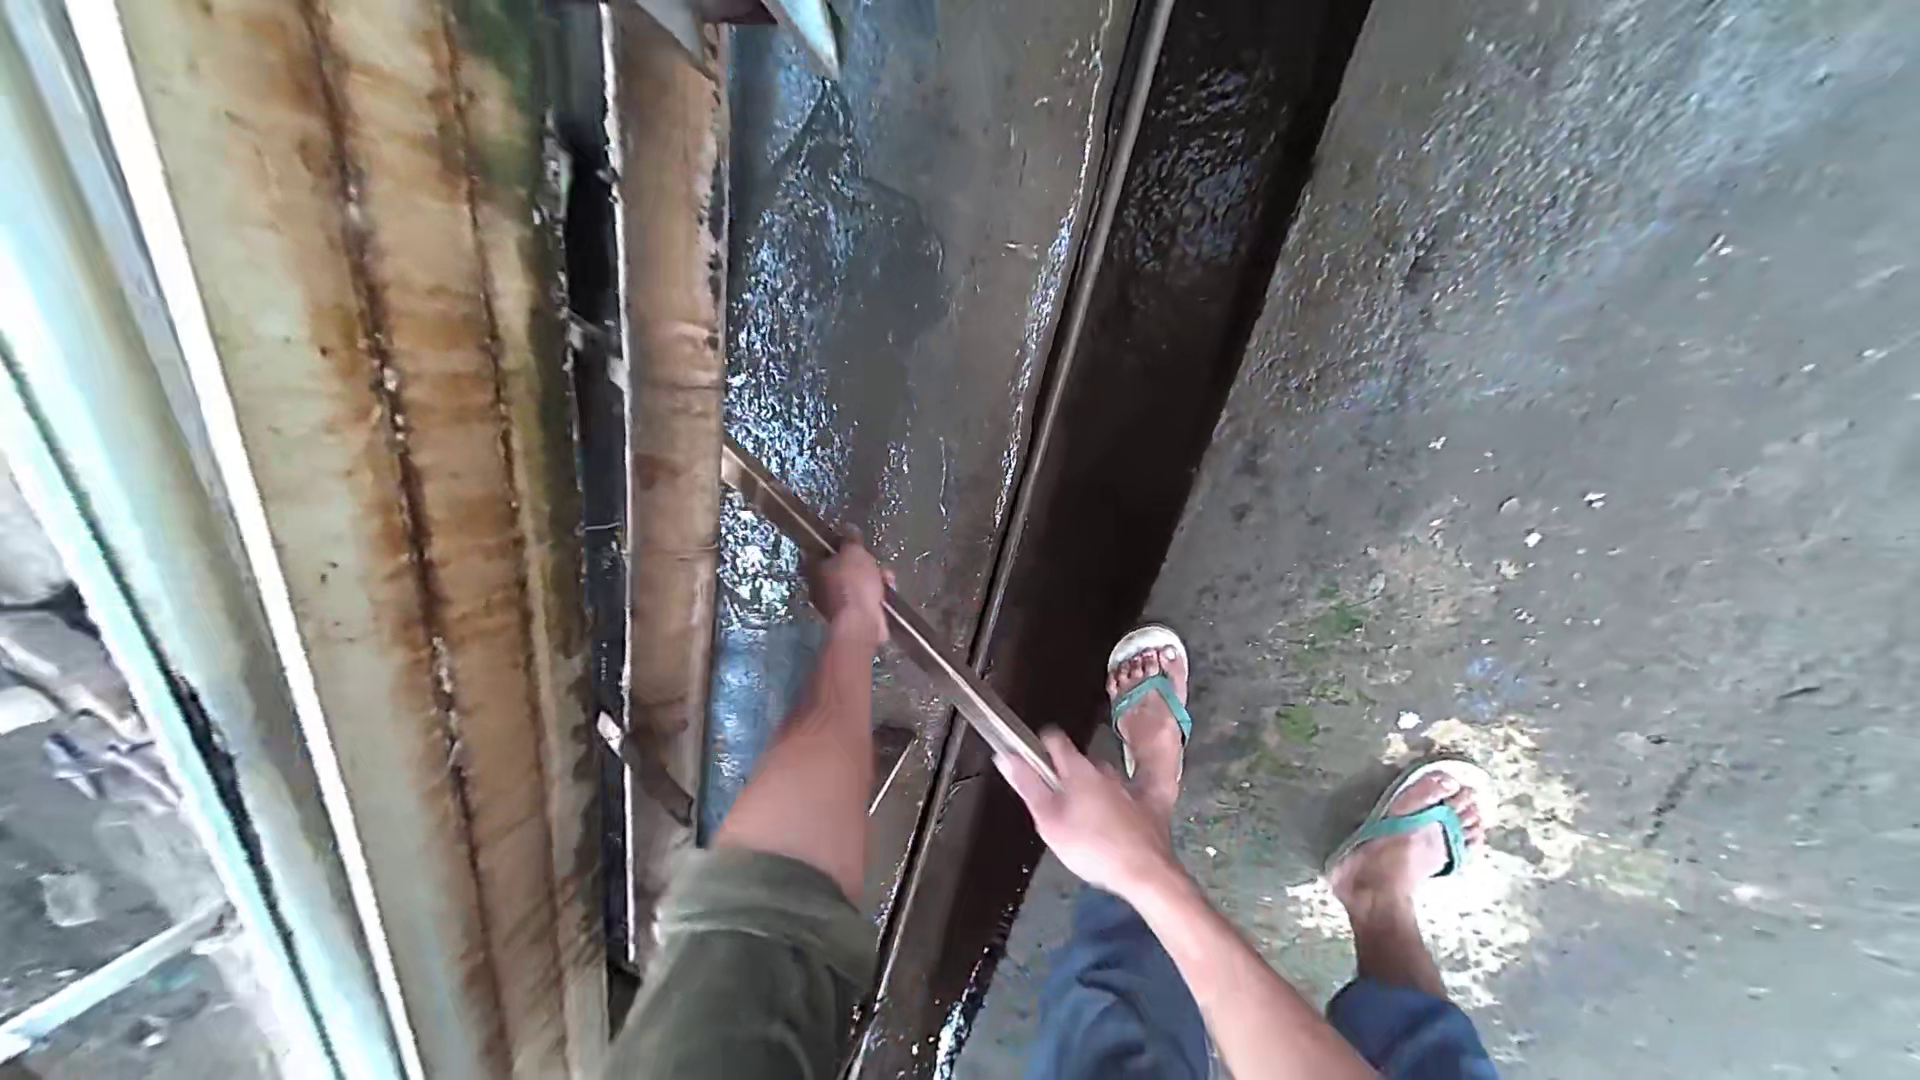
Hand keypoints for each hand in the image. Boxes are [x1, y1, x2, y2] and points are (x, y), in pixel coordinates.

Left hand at [807, 530, 893, 649]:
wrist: (862, 622)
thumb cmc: (854, 584)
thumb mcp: (854, 553)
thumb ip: (851, 539)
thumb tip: (848, 528)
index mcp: (815, 568)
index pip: (823, 549)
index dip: (840, 544)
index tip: (855, 543)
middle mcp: (821, 586)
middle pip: (844, 566)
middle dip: (863, 563)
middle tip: (873, 562)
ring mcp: (836, 602)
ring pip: (858, 582)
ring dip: (874, 578)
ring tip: (886, 578)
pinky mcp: (853, 615)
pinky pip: (866, 597)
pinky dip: (877, 593)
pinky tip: (887, 591)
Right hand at [996, 730, 1182, 901]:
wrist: (1146, 873)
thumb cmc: (1093, 847)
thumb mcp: (1048, 820)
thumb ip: (1027, 785)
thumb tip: (1007, 756)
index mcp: (1077, 768)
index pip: (1053, 738)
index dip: (1038, 746)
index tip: (1032, 761)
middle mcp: (1103, 770)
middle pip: (1075, 762)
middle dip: (1062, 777)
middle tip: (1053, 806)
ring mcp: (1126, 786)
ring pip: (1098, 780)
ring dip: (1087, 792)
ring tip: (1080, 823)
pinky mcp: (1145, 804)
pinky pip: (1119, 796)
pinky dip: (1109, 805)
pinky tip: (1107, 828)